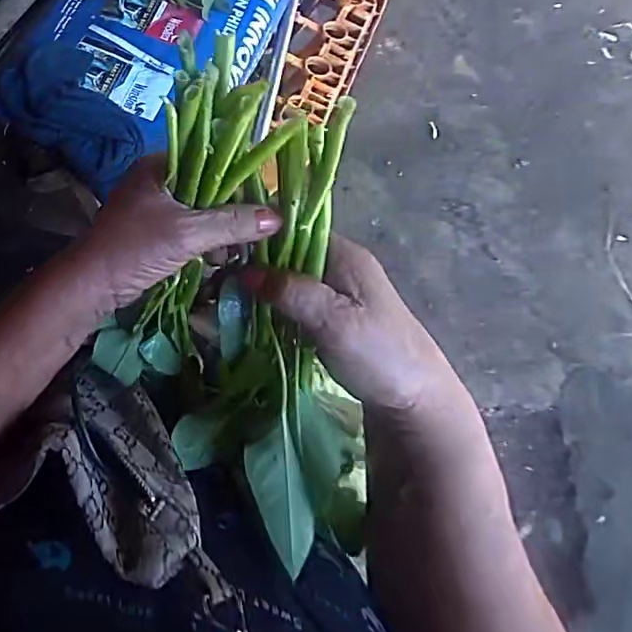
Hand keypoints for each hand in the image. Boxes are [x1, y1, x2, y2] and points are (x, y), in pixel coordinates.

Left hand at [70, 156, 282, 310]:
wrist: (92, 283)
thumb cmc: (134, 248)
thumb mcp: (187, 233)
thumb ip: (232, 223)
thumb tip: (278, 217)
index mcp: (158, 166)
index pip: (211, 160)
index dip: (240, 179)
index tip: (267, 202)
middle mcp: (155, 180)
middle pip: (209, 187)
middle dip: (231, 212)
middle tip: (254, 234)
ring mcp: (152, 207)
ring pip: (200, 212)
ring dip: (220, 231)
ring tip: (233, 252)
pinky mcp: (152, 231)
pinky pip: (189, 230)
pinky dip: (205, 242)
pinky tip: (217, 259)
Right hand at [241, 235, 466, 420]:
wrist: (418, 406)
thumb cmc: (380, 356)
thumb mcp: (333, 320)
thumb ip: (289, 290)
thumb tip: (243, 271)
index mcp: (343, 254)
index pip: (289, 226)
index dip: (254, 233)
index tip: (220, 249)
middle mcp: (336, 264)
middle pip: (281, 250)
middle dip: (249, 262)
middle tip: (214, 278)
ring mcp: (331, 289)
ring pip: (280, 275)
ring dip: (254, 284)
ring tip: (220, 294)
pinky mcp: (325, 312)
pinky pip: (285, 297)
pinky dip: (265, 302)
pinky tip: (243, 311)